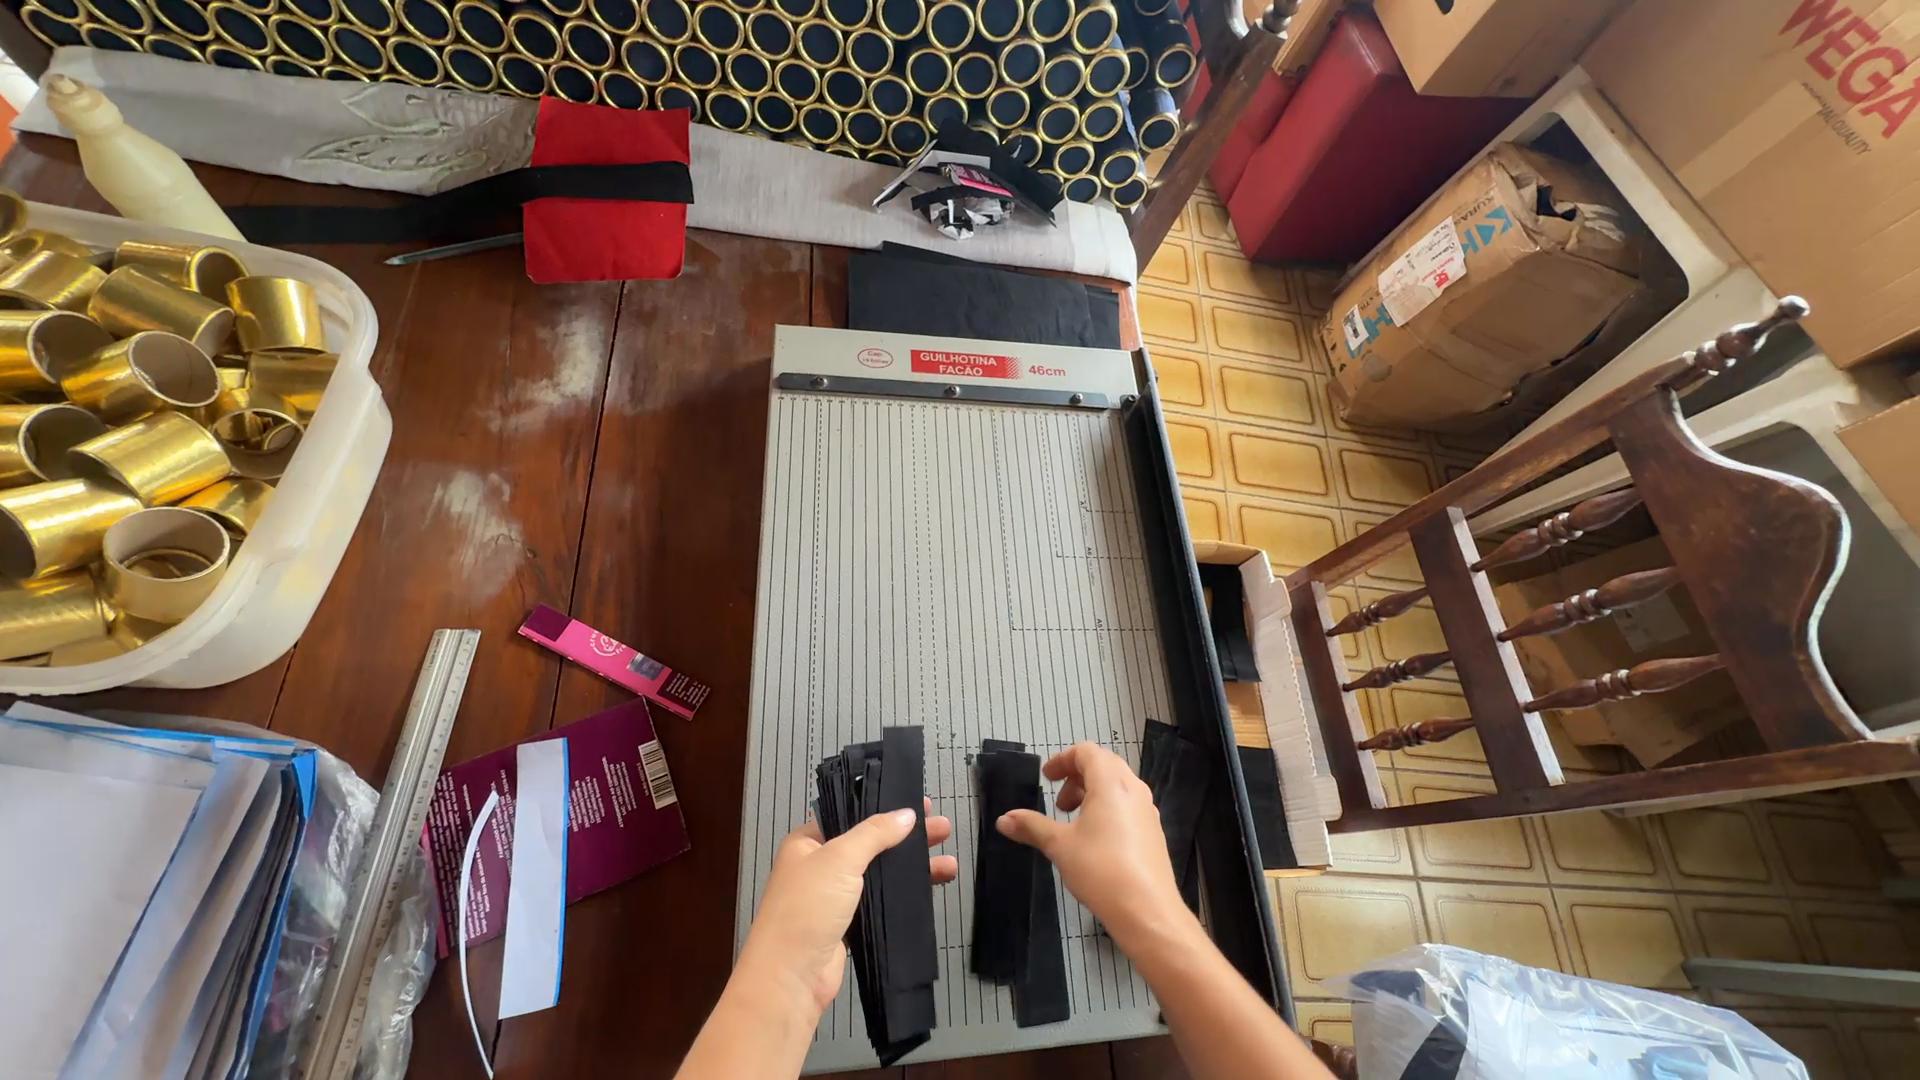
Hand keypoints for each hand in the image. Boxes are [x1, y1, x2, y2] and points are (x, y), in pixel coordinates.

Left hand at [738, 799, 956, 1014]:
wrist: (790, 978)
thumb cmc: (808, 907)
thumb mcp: (840, 858)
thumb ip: (875, 833)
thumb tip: (907, 814)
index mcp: (808, 842)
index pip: (852, 815)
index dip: (885, 808)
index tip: (920, 805)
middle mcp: (820, 866)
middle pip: (873, 843)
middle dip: (908, 837)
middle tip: (943, 829)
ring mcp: (836, 897)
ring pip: (881, 873)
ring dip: (913, 867)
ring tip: (950, 862)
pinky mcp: (850, 925)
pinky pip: (883, 901)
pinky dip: (905, 893)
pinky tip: (933, 886)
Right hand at [996, 742, 1192, 949]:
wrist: (1148, 911)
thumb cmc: (1100, 869)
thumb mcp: (1059, 846)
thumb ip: (1031, 827)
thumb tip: (1003, 819)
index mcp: (1110, 783)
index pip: (1086, 751)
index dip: (1062, 760)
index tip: (1046, 778)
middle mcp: (1133, 789)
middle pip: (1103, 764)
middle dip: (1076, 776)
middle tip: (1059, 802)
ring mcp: (1147, 810)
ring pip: (1118, 785)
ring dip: (1092, 792)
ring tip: (1074, 821)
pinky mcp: (1154, 831)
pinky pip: (1128, 805)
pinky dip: (1108, 808)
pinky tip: (1096, 840)